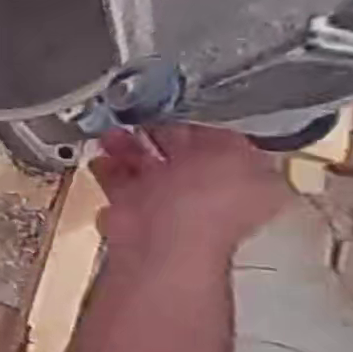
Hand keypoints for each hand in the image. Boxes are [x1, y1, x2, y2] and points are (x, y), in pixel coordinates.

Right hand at [90, 124, 288, 263]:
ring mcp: (171, 205)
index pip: (228, 146)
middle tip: (143, 120)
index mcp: (250, 181)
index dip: (203, 127)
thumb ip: (220, 135)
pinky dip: (109, 169)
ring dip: (129, 149)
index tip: (181, 112)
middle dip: (160, 136)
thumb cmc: (203, 204)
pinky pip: (120, 184)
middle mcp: (212, 195)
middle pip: (184, 157)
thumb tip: (205, 128)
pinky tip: (102, 158)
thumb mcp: (229, 152)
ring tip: (114, 136)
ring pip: (149, 168)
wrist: (157, 238)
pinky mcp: (134, 212)